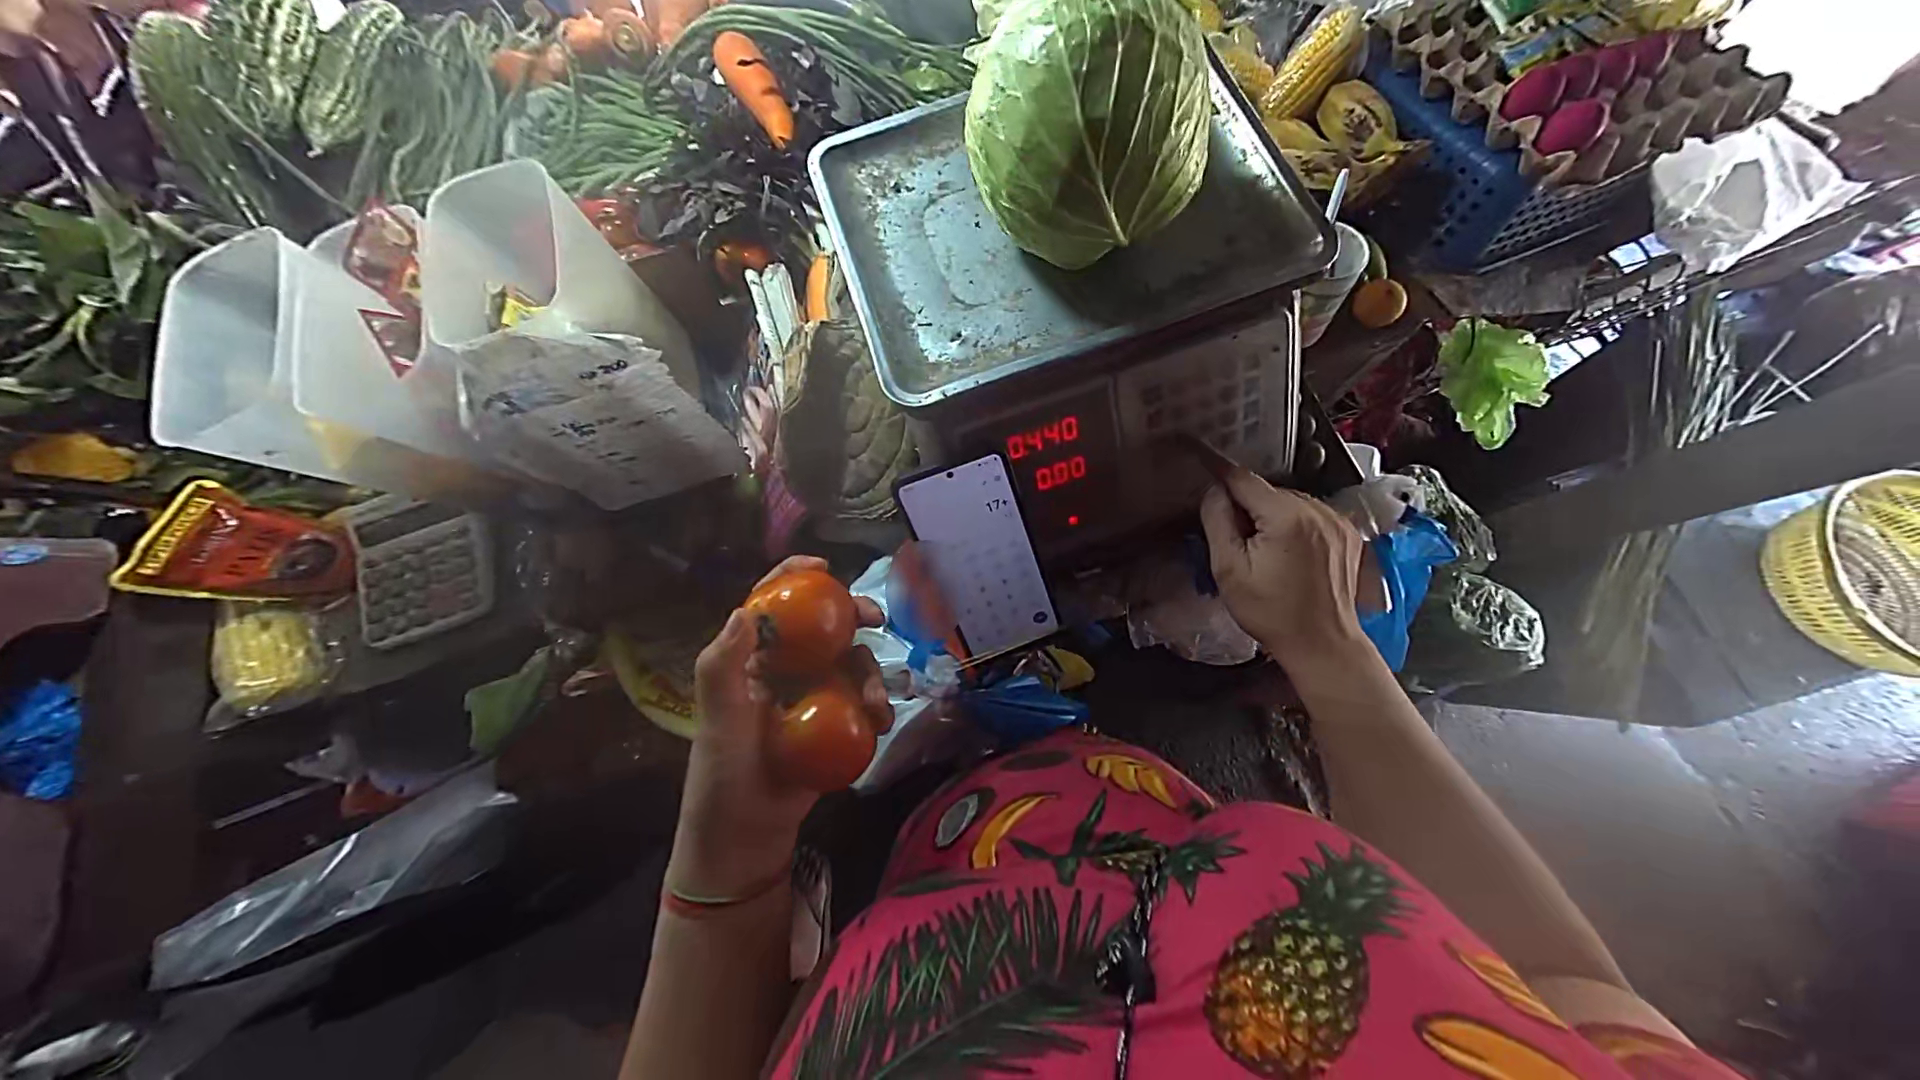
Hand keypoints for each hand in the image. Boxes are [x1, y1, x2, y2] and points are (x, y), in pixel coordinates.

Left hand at [667, 556, 888, 898]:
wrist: (746, 834)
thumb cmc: (723, 773)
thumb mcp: (717, 719)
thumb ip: (722, 665)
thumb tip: (746, 610)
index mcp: (752, 659)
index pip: (770, 605)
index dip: (793, 577)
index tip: (824, 567)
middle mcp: (784, 669)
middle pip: (823, 627)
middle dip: (852, 616)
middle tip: (875, 618)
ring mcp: (812, 696)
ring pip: (850, 663)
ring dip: (870, 673)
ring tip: (876, 705)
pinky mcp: (833, 723)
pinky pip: (862, 701)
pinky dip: (876, 704)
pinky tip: (881, 721)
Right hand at [1200, 467, 1368, 669]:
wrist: (1322, 644)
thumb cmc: (1271, 612)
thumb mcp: (1228, 569)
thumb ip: (1218, 522)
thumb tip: (1214, 492)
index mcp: (1287, 517)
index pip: (1243, 479)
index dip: (1218, 472)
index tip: (1200, 461)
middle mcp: (1318, 510)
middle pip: (1267, 491)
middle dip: (1246, 506)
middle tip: (1234, 539)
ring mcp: (1337, 521)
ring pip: (1288, 502)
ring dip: (1269, 515)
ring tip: (1261, 550)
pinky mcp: (1347, 534)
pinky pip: (1309, 515)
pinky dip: (1292, 524)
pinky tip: (1285, 552)